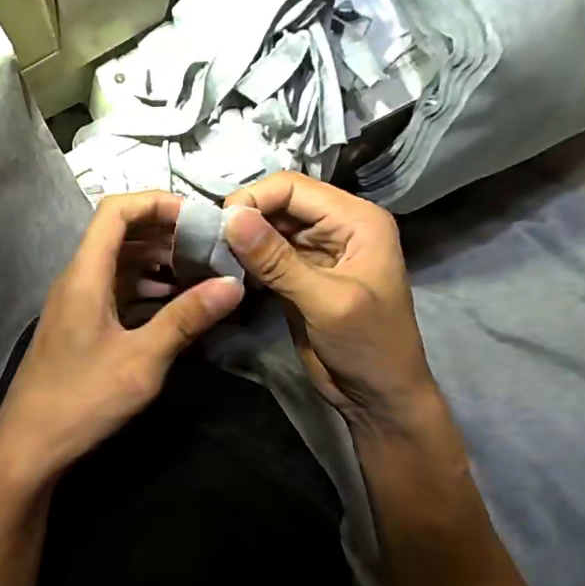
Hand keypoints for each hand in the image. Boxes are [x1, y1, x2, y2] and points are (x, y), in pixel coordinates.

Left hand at [0, 192, 244, 491]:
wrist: (30, 446)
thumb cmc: (82, 400)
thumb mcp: (142, 361)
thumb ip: (186, 319)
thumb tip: (233, 285)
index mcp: (85, 276)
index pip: (116, 211)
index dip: (157, 202)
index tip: (200, 218)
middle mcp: (76, 280)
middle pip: (119, 234)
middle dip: (165, 232)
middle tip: (210, 246)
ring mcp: (76, 304)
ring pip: (118, 264)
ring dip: (157, 261)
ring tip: (201, 272)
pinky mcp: (79, 326)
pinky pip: (114, 291)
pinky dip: (145, 288)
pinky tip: (173, 303)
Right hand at [222, 172, 437, 429]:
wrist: (378, 397)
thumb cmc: (368, 346)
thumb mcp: (325, 301)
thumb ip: (277, 259)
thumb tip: (230, 217)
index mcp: (356, 220)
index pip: (293, 188)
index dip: (253, 199)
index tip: (216, 227)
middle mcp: (336, 227)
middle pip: (278, 204)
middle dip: (243, 219)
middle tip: (206, 244)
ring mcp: (316, 253)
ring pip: (268, 230)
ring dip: (240, 240)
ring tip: (208, 256)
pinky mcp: (299, 277)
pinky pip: (266, 257)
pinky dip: (245, 261)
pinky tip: (223, 270)